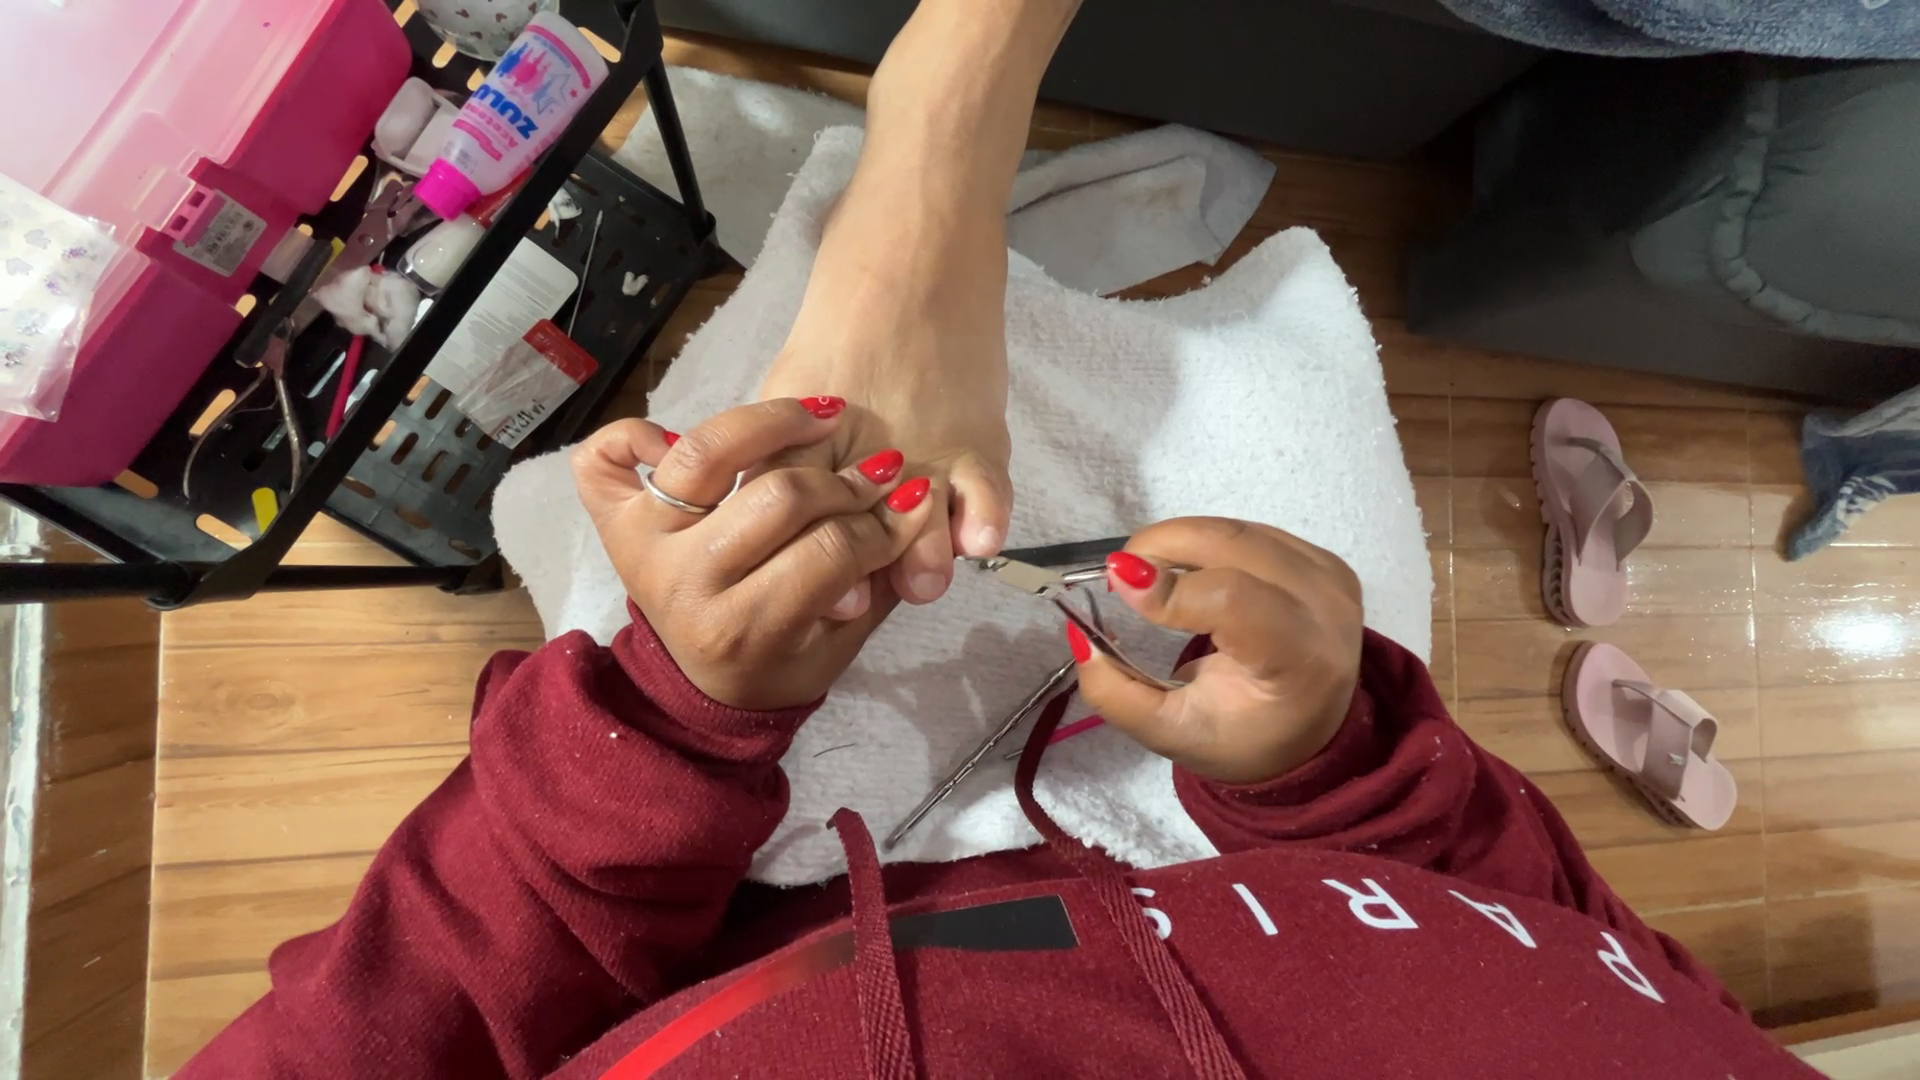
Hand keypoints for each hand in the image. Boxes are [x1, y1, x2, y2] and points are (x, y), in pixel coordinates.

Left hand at [570, 399, 933, 709]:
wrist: (703, 690)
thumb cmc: (782, 663)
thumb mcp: (841, 644)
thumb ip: (879, 580)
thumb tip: (911, 508)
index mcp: (744, 629)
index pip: (831, 552)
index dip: (884, 524)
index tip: (912, 503)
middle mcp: (684, 583)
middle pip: (781, 497)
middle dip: (848, 482)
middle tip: (879, 471)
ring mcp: (644, 543)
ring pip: (707, 453)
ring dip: (775, 422)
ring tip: (822, 416)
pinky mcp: (615, 519)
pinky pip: (606, 455)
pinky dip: (636, 431)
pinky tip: (683, 437)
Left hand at [759, 193, 1013, 609]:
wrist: (921, 230)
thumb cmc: (853, 289)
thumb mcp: (797, 367)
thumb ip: (783, 437)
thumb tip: (771, 497)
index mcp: (808, 425)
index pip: (797, 504)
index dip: (799, 552)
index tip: (803, 586)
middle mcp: (864, 440)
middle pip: (857, 524)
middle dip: (854, 571)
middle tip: (850, 605)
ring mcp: (926, 435)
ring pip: (918, 517)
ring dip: (918, 557)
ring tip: (919, 585)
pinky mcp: (980, 428)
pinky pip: (985, 483)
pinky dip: (984, 514)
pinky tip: (980, 544)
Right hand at [1070, 517, 1365, 783]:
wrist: (1311, 726)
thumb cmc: (1241, 734)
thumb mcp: (1171, 733)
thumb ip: (1118, 694)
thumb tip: (1081, 634)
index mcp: (1300, 660)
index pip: (1235, 601)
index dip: (1171, 587)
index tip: (1116, 583)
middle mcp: (1326, 606)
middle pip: (1232, 545)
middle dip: (1162, 545)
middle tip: (1119, 572)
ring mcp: (1328, 574)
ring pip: (1235, 529)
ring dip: (1178, 541)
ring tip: (1148, 574)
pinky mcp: (1320, 558)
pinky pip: (1247, 530)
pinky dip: (1203, 542)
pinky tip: (1187, 570)